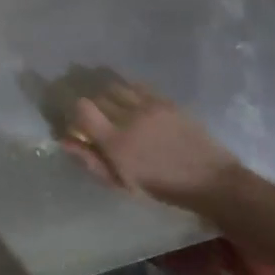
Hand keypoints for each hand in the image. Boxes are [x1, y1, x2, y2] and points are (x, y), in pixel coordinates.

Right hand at [62, 79, 244, 206]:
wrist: (209, 180)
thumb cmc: (161, 188)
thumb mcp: (121, 183)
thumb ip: (91, 161)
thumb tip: (65, 141)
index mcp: (115, 142)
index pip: (82, 109)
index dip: (75, 112)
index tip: (77, 122)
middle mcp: (129, 117)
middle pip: (98, 95)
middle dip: (91, 104)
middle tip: (94, 116)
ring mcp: (150, 106)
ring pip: (116, 86)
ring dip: (109, 95)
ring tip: (113, 107)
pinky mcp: (166, 100)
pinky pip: (138, 86)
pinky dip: (129, 91)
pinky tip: (132, 102)